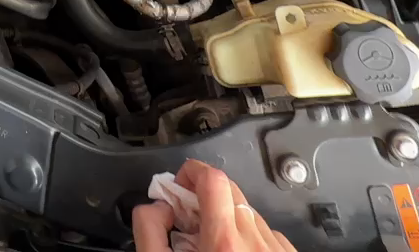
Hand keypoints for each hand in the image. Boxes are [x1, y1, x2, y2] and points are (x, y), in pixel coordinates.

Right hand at [133, 161, 295, 251]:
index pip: (212, 177)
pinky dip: (251, 240)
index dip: (191, 173)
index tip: (180, 189)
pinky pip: (270, 235)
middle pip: (230, 189)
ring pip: (250, 213)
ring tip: (215, 248)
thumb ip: (149, 228)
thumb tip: (157, 204)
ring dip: (229, 220)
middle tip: (192, 221)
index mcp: (224, 242)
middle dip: (205, 197)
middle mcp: (257, 244)